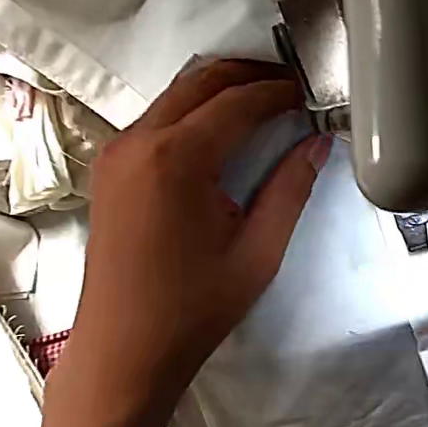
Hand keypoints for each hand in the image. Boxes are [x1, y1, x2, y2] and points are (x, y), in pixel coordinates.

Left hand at [66, 59, 328, 415]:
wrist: (124, 351)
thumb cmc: (193, 309)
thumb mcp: (258, 250)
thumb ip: (291, 188)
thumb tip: (317, 143)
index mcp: (176, 158)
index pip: (238, 101)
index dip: (281, 91)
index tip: (312, 93)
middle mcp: (137, 141)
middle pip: (201, 80)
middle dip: (251, 76)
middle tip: (293, 88)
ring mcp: (117, 153)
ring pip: (176, 95)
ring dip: (222, 91)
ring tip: (267, 105)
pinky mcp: (110, 169)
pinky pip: (158, 119)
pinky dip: (196, 112)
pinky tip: (225, 133)